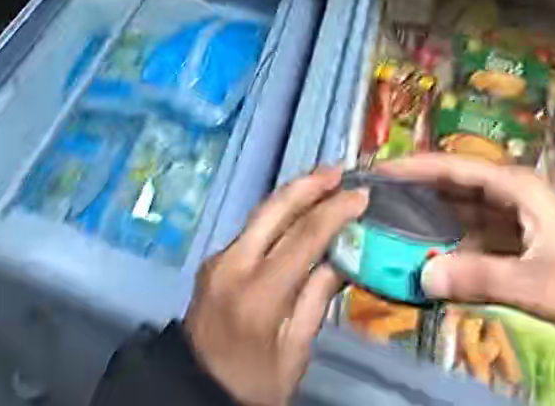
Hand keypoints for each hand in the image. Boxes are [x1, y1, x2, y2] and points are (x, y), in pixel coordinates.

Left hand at [184, 167, 369, 405]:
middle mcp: (235, 263)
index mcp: (260, 293)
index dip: (334, 211)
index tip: (360, 194)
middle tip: (338, 170)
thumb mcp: (294, 353)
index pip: (303, 237)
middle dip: (308, 184)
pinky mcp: (214, 259)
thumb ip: (316, 300)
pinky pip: (251, 229)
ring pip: (260, 213)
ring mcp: (220, 257)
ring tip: (322, 180)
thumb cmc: (254, 384)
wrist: (194, 391)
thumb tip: (341, 257)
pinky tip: (296, 211)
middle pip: (275, 209)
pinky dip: (277, 215)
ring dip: (292, 193)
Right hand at [376, 154, 554, 370]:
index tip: (377, 168)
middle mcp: (514, 193)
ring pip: (463, 210)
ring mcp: (518, 219)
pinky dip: (451, 242)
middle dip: (417, 189)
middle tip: (374, 195)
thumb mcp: (539, 286)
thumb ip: (480, 277)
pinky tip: (427, 252)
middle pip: (455, 184)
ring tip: (390, 221)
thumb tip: (423, 275)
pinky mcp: (521, 244)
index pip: (455, 166)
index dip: (415, 166)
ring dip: (432, 217)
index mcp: (518, 186)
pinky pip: (475, 236)